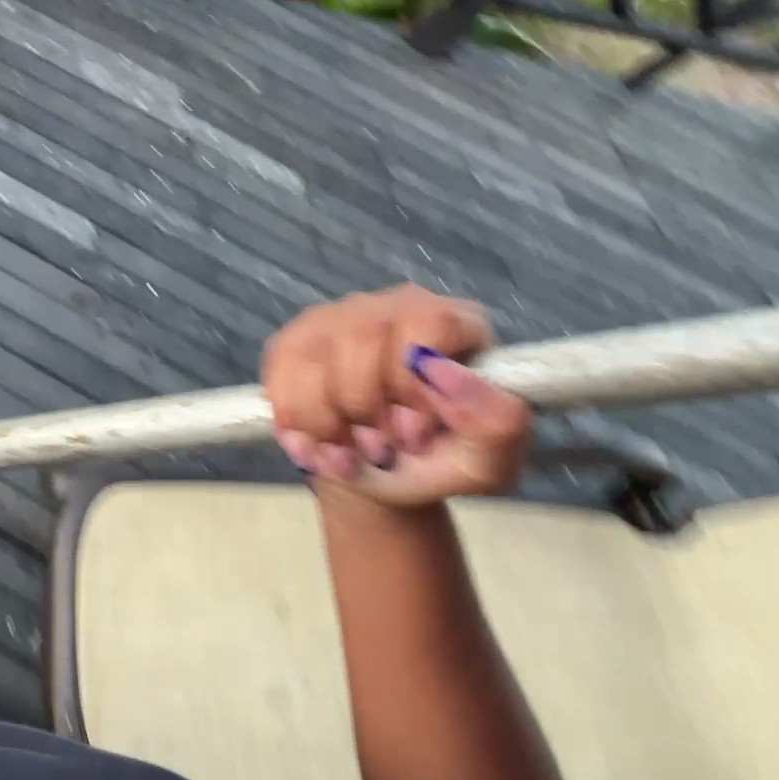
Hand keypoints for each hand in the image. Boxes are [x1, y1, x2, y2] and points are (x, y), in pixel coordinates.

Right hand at [262, 284, 529, 507]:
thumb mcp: (488, 462)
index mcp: (451, 322)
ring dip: (328, 422)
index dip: (415, 383)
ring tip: (349, 454)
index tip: (417, 433)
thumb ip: (497, 422)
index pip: (429, 321)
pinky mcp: (290, 343)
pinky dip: (297, 422)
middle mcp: (391, 306)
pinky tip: (318, 443)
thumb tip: (449, 376)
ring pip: (314, 358)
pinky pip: (280, 376)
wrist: (378, 473)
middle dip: (366, 409)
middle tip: (382, 449)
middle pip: (362, 336)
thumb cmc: (437, 459)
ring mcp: (334, 320)